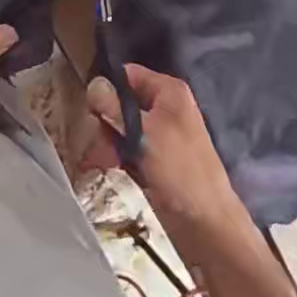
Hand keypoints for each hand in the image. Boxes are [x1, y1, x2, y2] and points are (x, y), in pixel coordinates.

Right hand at [83, 63, 247, 244]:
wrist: (205, 222)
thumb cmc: (179, 170)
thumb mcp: (144, 133)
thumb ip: (116, 108)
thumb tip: (94, 84)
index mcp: (168, 92)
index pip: (128, 75)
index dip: (108, 88)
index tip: (91, 108)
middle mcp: (163, 107)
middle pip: (120, 101)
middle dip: (105, 121)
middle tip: (99, 142)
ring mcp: (158, 133)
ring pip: (120, 126)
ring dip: (106, 142)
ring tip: (102, 161)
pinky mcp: (152, 157)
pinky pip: (126, 147)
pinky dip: (115, 155)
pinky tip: (107, 167)